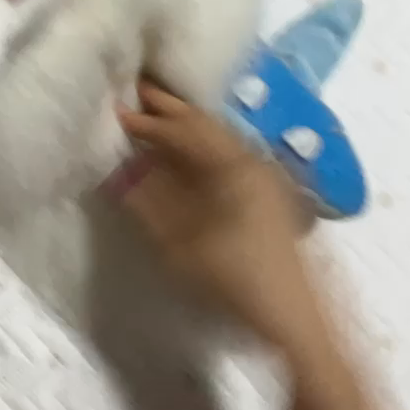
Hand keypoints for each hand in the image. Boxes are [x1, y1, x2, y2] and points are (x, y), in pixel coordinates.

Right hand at [110, 79, 325, 351]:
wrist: (293, 319)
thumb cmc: (233, 281)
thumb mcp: (179, 244)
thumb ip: (148, 202)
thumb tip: (119, 171)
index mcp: (233, 168)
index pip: (183, 131)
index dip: (147, 120)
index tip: (115, 109)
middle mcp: (253, 161)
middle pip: (206, 124)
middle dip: (170, 108)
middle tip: (137, 91)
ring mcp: (266, 176)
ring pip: (219, 137)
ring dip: (186, 126)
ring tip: (155, 116)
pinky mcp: (269, 194)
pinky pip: (229, 154)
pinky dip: (202, 146)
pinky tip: (185, 154)